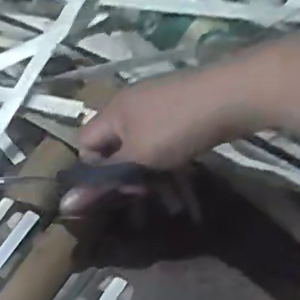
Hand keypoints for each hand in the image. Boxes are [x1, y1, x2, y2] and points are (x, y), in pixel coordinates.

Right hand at [65, 64, 263, 213]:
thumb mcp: (135, 161)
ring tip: (164, 202)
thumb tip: (63, 206)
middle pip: (112, 151)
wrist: (236, 94)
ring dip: (148, 181)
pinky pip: (162, 148)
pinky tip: (181, 191)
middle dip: (123, 180)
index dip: (91, 171)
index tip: (109, 189)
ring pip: (140, 154)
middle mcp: (131, 107)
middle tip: (138, 196)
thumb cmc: (176, 127)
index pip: (84, 145)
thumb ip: (101, 183)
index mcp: (112, 113)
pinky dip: (166, 170)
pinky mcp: (181, 114)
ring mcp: (157, 108)